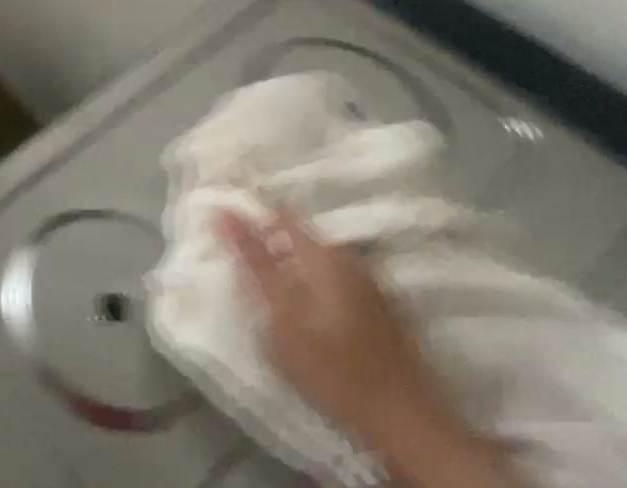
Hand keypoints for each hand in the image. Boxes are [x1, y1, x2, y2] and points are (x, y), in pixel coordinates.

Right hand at [215, 207, 451, 448]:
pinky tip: (299, 300)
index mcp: (323, 254)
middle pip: (299, 233)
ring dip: (288, 258)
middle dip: (266, 234)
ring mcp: (370, 283)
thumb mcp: (279, 313)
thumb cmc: (331, 366)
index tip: (219, 207)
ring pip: (316, 257)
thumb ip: (251, 260)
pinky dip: (309, 279)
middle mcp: (350, 258)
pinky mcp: (380, 309)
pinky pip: (333, 277)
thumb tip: (220, 211)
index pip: (278, 211)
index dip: (248, 206)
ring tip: (261, 273)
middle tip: (234, 246)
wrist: (407, 421)